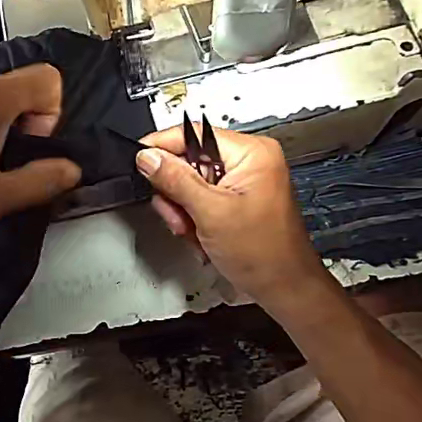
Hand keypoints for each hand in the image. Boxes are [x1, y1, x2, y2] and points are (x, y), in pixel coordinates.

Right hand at [135, 123, 328, 307]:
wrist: (282, 286)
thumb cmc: (264, 252)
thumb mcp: (210, 212)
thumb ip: (175, 180)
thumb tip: (148, 157)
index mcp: (251, 153)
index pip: (193, 134)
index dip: (162, 146)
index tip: (139, 160)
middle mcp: (246, 162)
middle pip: (186, 160)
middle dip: (175, 191)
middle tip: (180, 214)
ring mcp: (238, 182)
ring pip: (186, 182)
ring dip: (181, 209)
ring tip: (193, 229)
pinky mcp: (231, 199)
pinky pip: (195, 199)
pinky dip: (190, 218)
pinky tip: (200, 234)